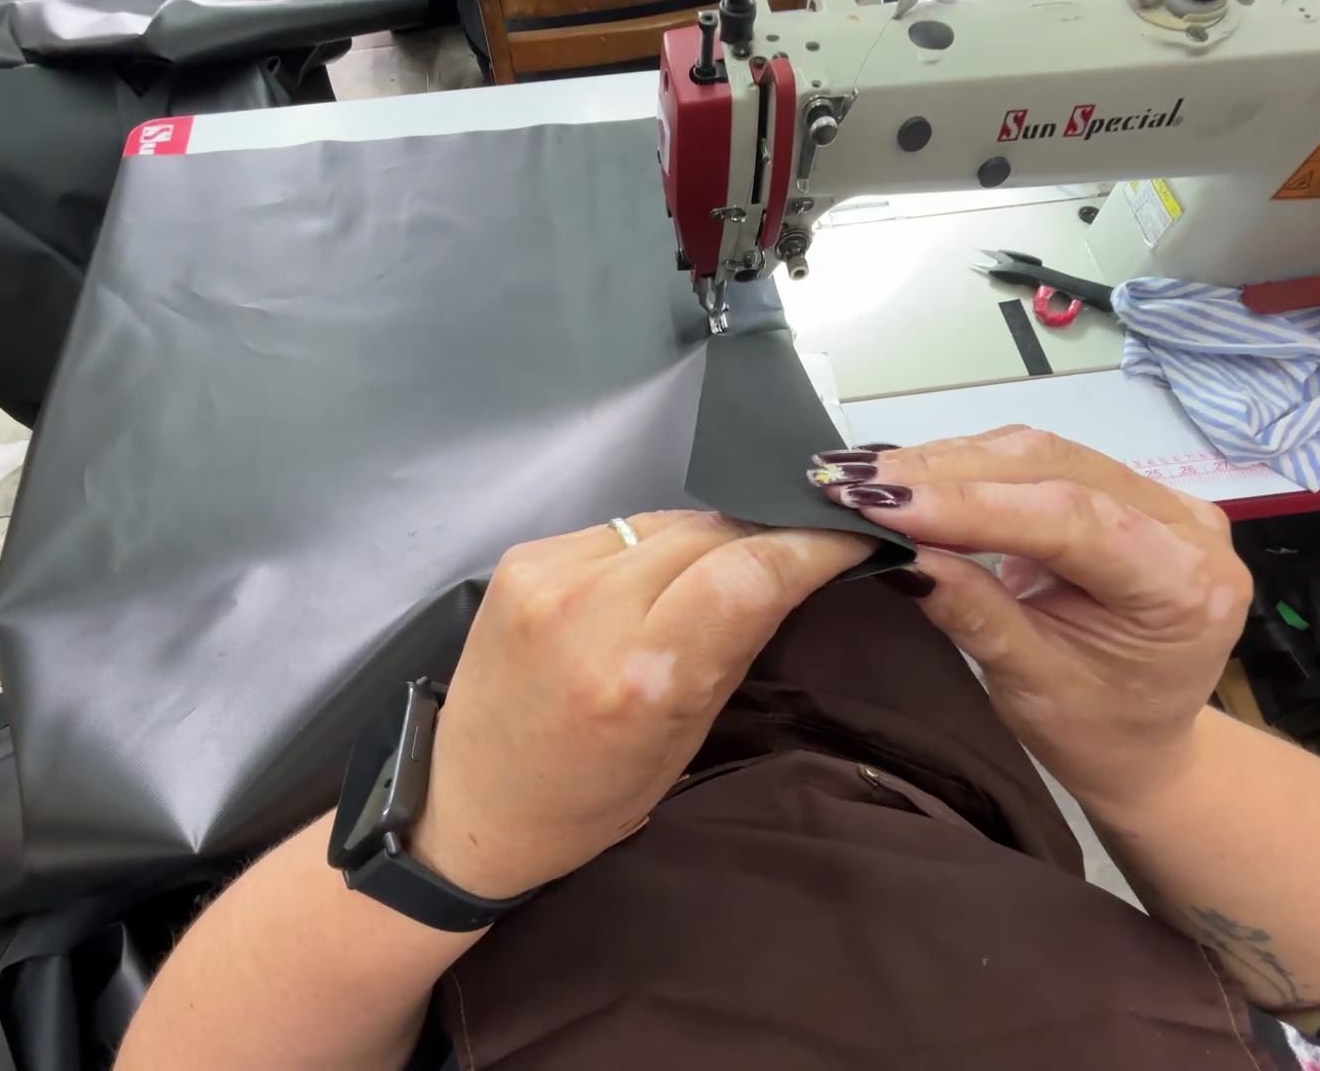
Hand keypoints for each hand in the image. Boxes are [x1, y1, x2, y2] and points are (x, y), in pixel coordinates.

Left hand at [410, 512, 870, 899]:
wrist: (470, 800)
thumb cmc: (589, 799)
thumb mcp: (685, 738)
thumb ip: (736, 642)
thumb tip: (788, 568)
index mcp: (641, 676)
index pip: (748, 573)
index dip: (811, 543)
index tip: (849, 535)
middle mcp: (588, 609)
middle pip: (711, 532)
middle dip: (764, 535)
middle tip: (794, 552)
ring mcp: (546, 573)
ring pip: (666, 520)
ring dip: (708, 538)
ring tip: (716, 571)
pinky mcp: (520, 556)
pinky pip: (619, 529)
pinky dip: (652, 545)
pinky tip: (650, 578)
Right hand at [816, 428, 1252, 805]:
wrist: (1143, 737)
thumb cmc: (1094, 729)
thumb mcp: (1029, 683)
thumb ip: (971, 611)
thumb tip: (900, 554)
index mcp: (1183, 584)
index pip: (1068, 519)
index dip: (968, 506)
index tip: (878, 504)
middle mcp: (1183, 523)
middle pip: (1050, 466)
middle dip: (942, 471)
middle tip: (852, 480)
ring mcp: (1154, 498)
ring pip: (1034, 453)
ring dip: (942, 462)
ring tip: (865, 476)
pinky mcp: (1116, 492)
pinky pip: (1031, 464)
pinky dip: (961, 468)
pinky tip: (908, 477)